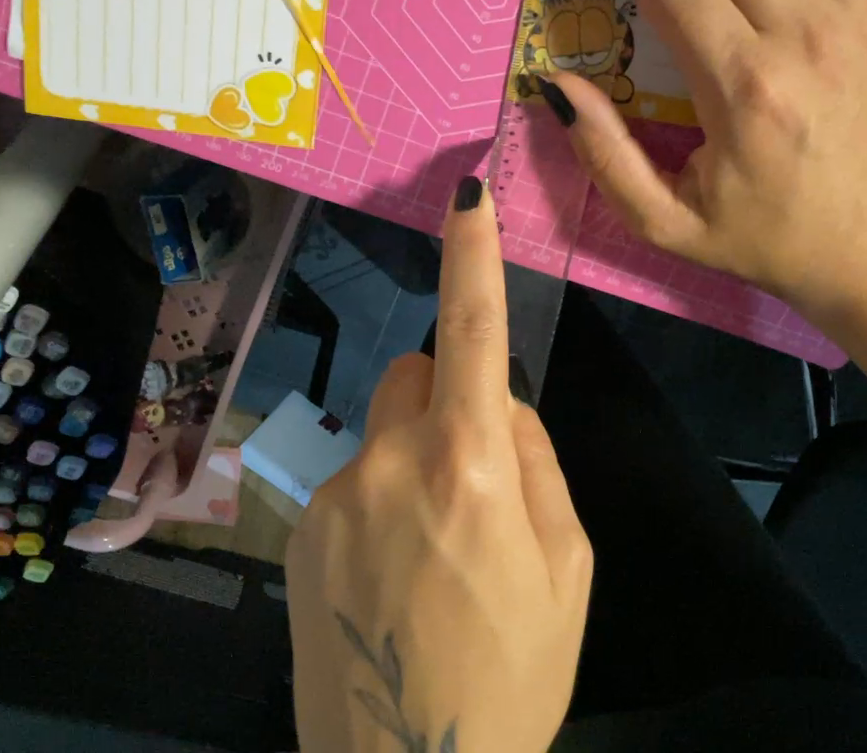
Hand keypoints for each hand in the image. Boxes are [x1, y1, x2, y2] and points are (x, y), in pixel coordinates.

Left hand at [285, 178, 592, 752]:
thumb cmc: (514, 672)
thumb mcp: (568, 565)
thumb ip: (535, 458)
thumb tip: (496, 397)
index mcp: (469, 464)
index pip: (470, 332)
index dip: (472, 256)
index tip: (466, 194)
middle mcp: (389, 460)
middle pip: (417, 373)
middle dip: (447, 398)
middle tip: (475, 481)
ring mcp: (334, 492)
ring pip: (384, 427)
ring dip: (414, 454)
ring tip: (432, 547)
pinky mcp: (298, 526)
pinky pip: (353, 477)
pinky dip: (378, 499)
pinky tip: (390, 575)